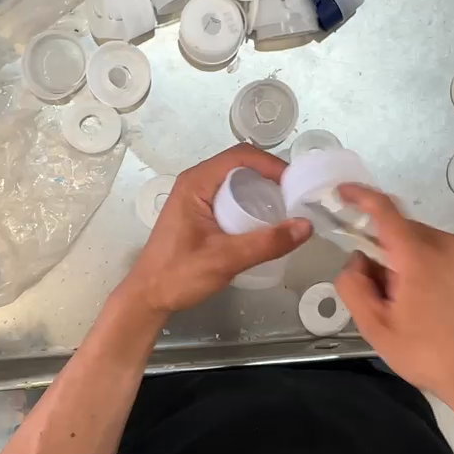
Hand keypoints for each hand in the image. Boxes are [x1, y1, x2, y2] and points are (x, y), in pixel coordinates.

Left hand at [117, 145, 311, 317]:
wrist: (148, 297)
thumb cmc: (179, 275)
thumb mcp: (226, 259)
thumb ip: (266, 243)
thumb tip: (305, 226)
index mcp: (196, 183)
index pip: (240, 156)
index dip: (271, 164)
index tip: (295, 182)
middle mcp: (194, 183)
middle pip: (240, 165)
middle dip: (269, 177)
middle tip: (295, 197)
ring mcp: (194, 197)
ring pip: (235, 181)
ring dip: (261, 190)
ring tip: (285, 209)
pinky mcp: (198, 213)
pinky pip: (229, 197)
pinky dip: (249, 202)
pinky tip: (264, 222)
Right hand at [333, 184, 453, 408]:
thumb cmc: (427, 355)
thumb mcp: (375, 328)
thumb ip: (354, 286)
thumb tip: (357, 260)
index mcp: (418, 258)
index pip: (385, 211)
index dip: (361, 196)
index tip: (344, 193)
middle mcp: (449, 245)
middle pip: (406, 230)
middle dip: (388, 250)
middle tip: (385, 291)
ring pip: (429, 241)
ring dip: (414, 259)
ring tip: (417, 302)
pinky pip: (452, 252)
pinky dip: (437, 265)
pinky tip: (441, 300)